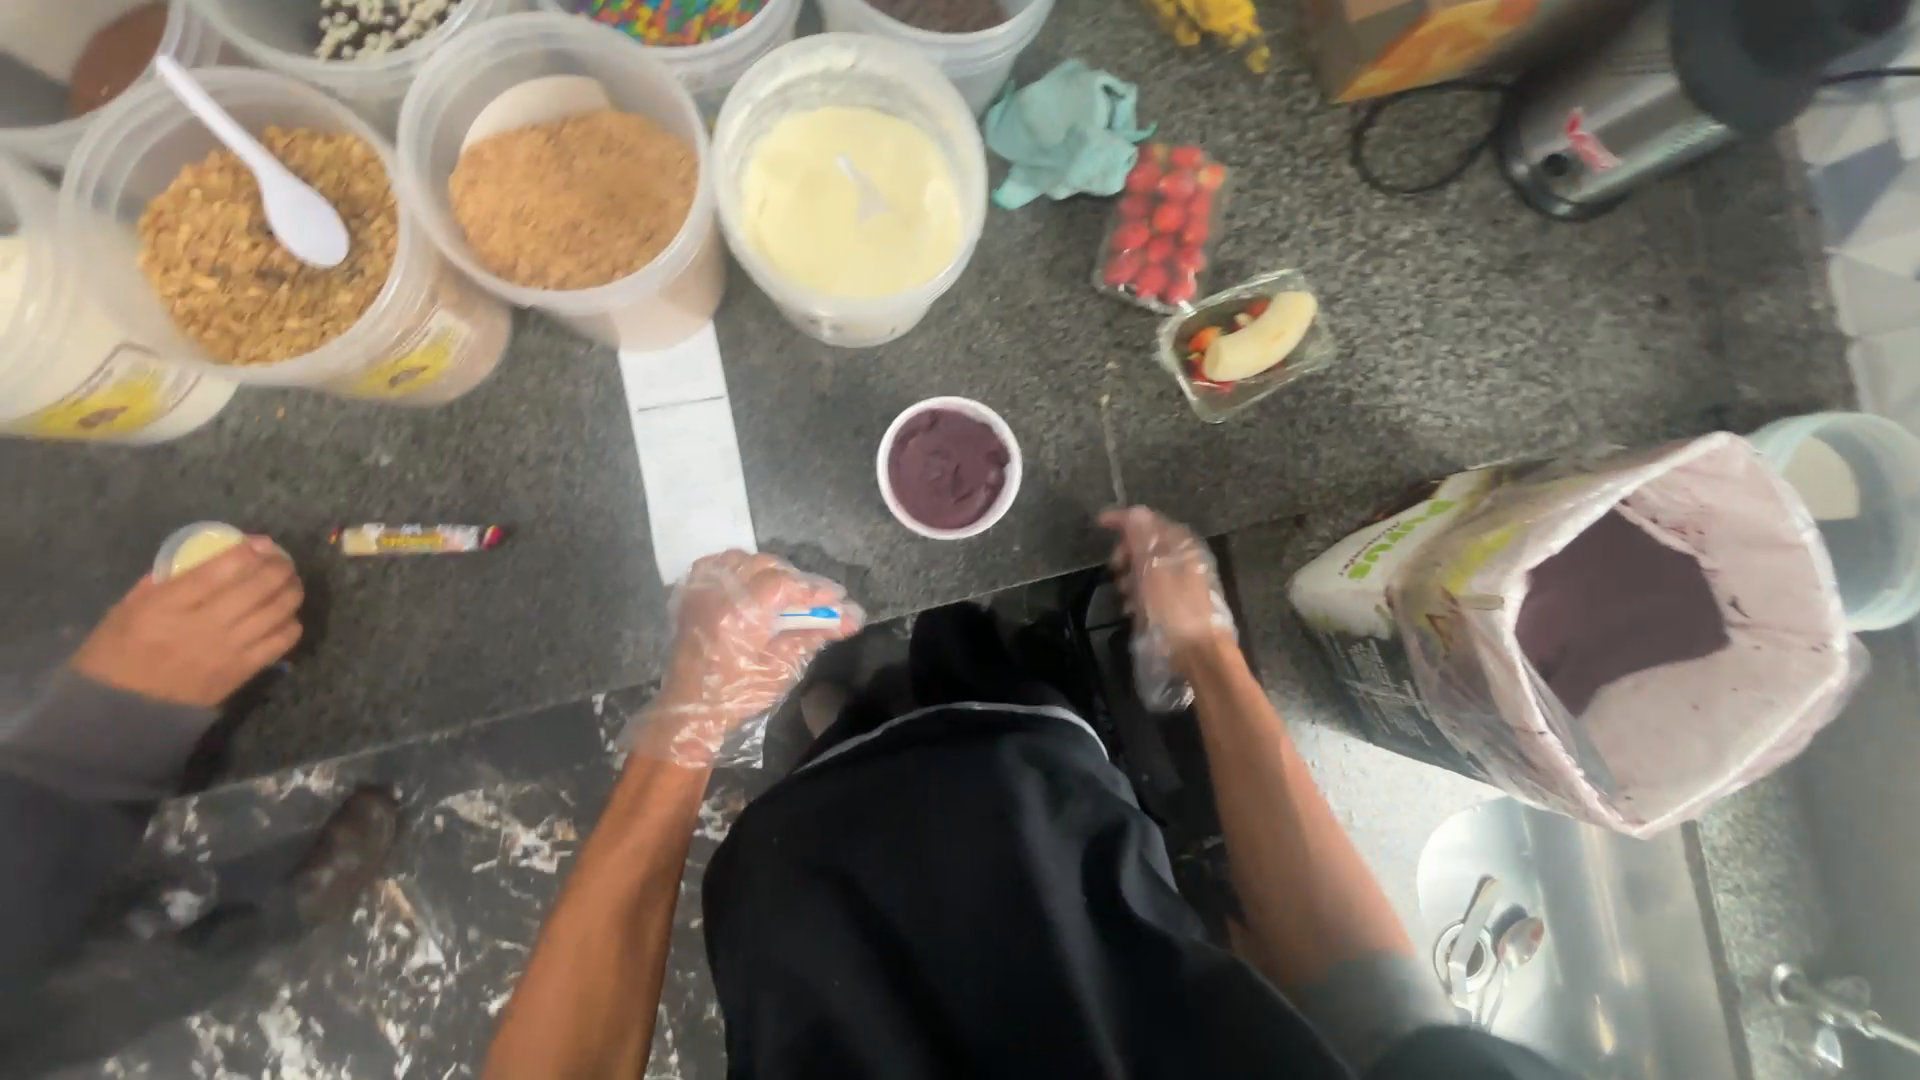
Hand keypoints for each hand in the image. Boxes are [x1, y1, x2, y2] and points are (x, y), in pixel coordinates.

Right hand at [71, 539, 302, 707]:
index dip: (247, 553)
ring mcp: (229, 649)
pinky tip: (286, 614)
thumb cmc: (117, 654)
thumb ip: (165, 583)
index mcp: (165, 608)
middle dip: (279, 567)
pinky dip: (292, 622)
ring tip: (290, 582)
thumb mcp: (126, 611)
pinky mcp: (246, 669)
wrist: (122, 711)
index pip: (219, 572)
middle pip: (259, 587)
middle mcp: (202, 626)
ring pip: (278, 610)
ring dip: (292, 590)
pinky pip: (284, 639)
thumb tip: (209, 556)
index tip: (261, 544)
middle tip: (283, 561)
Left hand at [636, 552, 862, 766]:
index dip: (815, 588)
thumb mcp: (782, 668)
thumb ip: (815, 635)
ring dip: (769, 571)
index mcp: (740, 616)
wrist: (690, 708)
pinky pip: (717, 564)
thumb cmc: (738, 693)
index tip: (838, 599)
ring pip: (743, 560)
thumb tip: (852, 618)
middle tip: (817, 600)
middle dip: (797, 580)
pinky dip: (739, 568)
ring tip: (787, 592)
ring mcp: (700, 592)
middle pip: (766, 567)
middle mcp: (718, 595)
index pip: (784, 584)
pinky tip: (753, 583)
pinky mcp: (691, 595)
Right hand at [1101, 506, 1236, 672]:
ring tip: (1123, 596)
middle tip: (1114, 570)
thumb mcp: (1152, 569)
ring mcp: (1185, 583)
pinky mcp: (1181, 605)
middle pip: (1148, 545)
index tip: (1099, 524)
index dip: (1123, 520)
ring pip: (1149, 569)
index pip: (1150, 521)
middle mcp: (1186, 559)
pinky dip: (1140, 595)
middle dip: (1126, 554)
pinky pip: (1154, 590)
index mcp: (1181, 545)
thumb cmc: (1173, 610)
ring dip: (1130, 577)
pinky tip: (1133, 610)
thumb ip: (1142, 538)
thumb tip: (1133, 511)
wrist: (1199, 654)